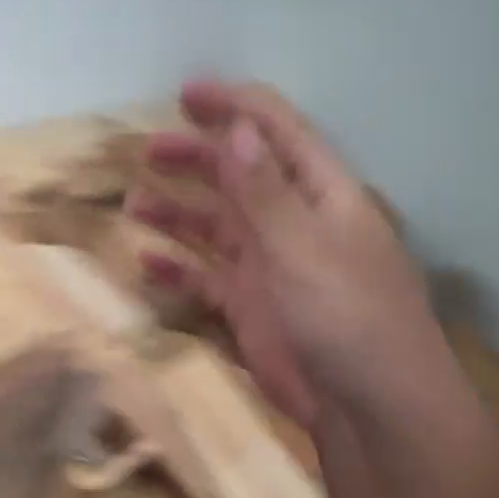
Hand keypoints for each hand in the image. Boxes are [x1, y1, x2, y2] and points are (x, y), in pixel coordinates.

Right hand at [127, 81, 438, 427]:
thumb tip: (237, 132)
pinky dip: (177, 269)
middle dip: (197, 158)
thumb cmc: (346, 318)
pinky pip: (205, 279)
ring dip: (178, 213)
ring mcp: (269, 268)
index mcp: (320, 195)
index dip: (234, 108)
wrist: (365, 402)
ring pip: (216, 227)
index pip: (275, 134)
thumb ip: (265, 194)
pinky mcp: (250, 309)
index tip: (185, 95)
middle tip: (147, 151)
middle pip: (239, 176)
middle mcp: (292, 223)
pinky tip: (146, 263)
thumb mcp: (304, 249)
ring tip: (133, 206)